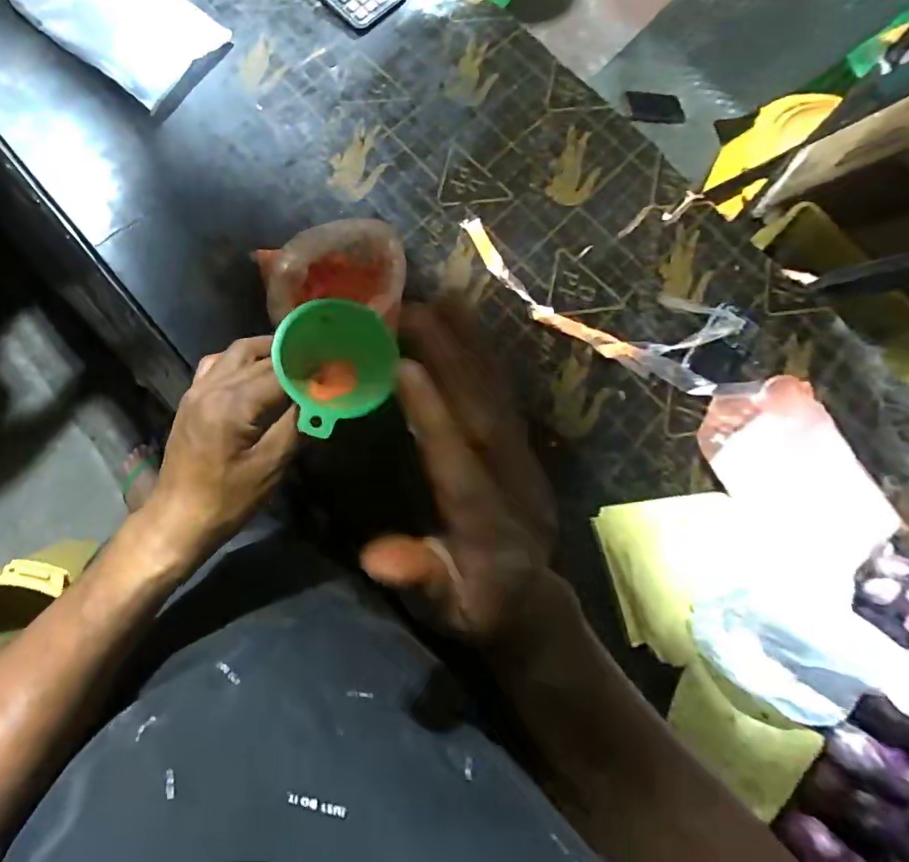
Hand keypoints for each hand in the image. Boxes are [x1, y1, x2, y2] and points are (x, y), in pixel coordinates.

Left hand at [137, 336, 298, 569]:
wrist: (178, 518)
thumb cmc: (227, 499)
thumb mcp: (269, 467)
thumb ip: (294, 426)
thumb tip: (317, 397)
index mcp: (233, 403)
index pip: (279, 371)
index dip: (308, 367)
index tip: (332, 366)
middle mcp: (213, 386)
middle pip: (259, 357)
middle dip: (291, 357)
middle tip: (319, 362)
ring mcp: (197, 390)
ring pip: (236, 353)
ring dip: (265, 351)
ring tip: (292, 360)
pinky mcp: (190, 398)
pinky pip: (216, 364)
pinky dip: (238, 360)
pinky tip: (253, 372)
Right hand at [359, 301, 558, 643]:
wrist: (531, 604)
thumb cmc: (474, 604)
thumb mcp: (446, 608)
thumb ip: (419, 579)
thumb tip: (376, 559)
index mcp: (481, 516)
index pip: (455, 455)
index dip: (431, 412)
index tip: (401, 367)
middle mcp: (506, 475)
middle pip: (477, 406)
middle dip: (443, 355)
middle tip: (404, 310)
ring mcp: (520, 454)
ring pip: (494, 389)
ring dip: (465, 342)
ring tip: (434, 299)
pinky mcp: (522, 443)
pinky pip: (503, 390)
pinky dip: (484, 351)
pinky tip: (465, 321)